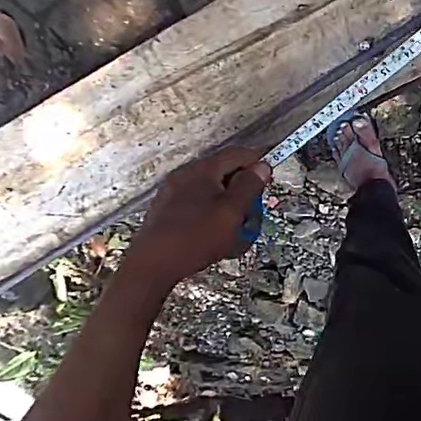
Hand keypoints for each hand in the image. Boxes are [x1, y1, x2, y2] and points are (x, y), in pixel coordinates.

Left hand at [117, 148, 270, 289]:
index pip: (238, 154)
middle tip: (252, 214)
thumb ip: (249, 186)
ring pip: (212, 193)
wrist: (151, 266)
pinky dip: (211, 217)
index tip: (268, 180)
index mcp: (203, 170)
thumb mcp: (232, 212)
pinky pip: (197, 207)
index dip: (257, 163)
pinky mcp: (166, 211)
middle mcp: (186, 175)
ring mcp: (173, 193)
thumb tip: (262, 166)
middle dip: (243, 192)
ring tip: (234, 234)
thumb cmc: (195, 237)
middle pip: (225, 174)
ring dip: (228, 208)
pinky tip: (214, 239)